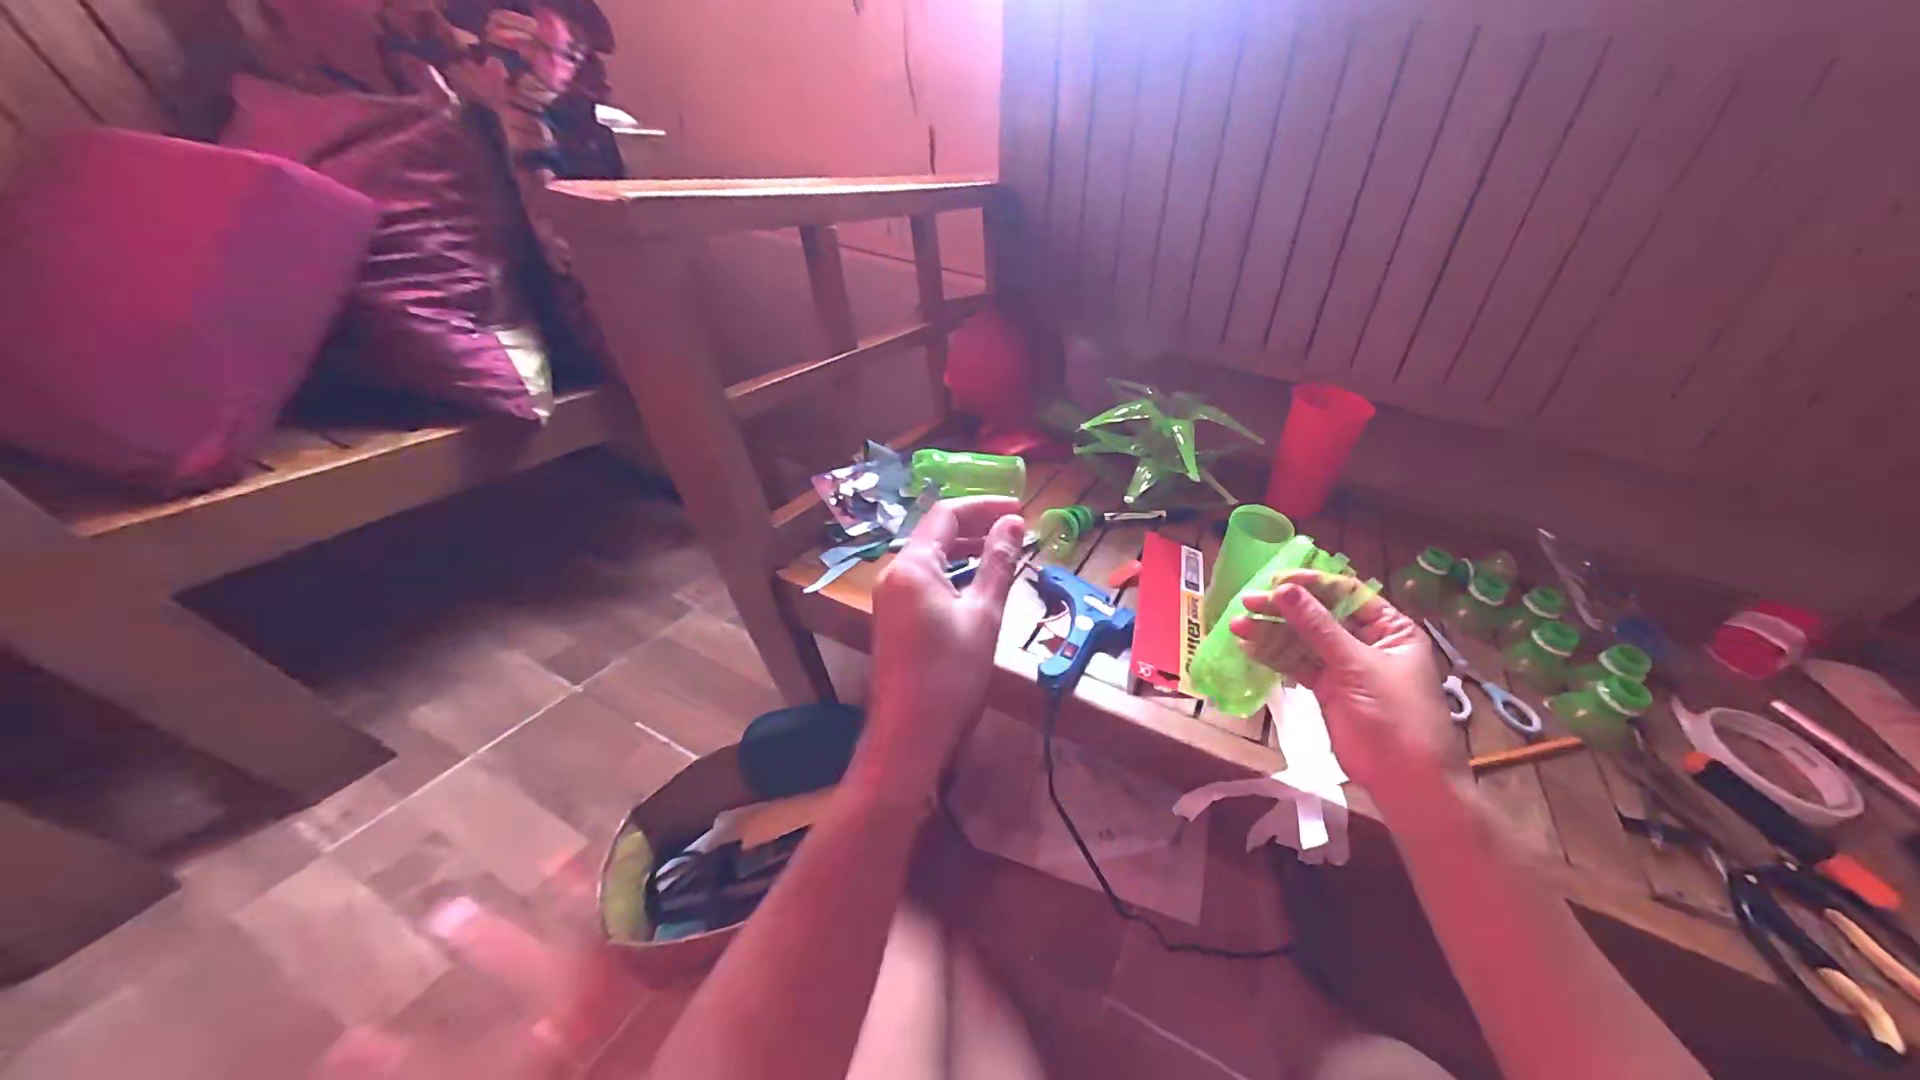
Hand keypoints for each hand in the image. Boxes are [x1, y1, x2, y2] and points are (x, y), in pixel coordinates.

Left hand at [852, 497, 1026, 804]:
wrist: (909, 734)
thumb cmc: (951, 673)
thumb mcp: (984, 615)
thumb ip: (998, 564)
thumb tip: (1013, 523)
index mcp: (912, 566)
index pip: (947, 514)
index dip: (984, 506)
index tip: (1019, 508)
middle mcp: (894, 574)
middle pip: (936, 533)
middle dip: (977, 527)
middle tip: (1018, 530)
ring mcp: (890, 597)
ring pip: (931, 558)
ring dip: (966, 551)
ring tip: (1005, 553)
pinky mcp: (893, 618)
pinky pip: (925, 581)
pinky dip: (953, 574)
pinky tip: (979, 583)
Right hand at [1230, 571, 1464, 808]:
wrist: (1406, 780)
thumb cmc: (1396, 715)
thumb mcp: (1357, 665)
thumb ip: (1317, 626)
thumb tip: (1284, 590)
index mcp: (1389, 628)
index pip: (1346, 593)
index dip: (1310, 584)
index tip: (1275, 581)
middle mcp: (1366, 641)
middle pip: (1319, 615)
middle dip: (1283, 610)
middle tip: (1248, 603)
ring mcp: (1345, 665)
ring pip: (1302, 640)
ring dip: (1271, 633)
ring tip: (1238, 627)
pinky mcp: (1327, 687)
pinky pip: (1297, 664)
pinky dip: (1274, 656)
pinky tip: (1250, 648)